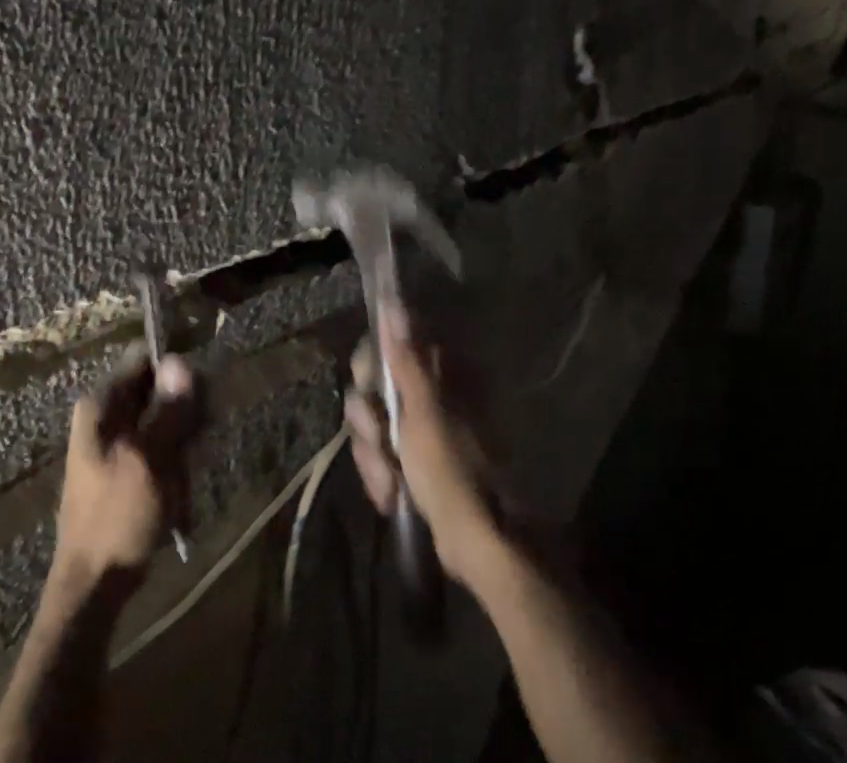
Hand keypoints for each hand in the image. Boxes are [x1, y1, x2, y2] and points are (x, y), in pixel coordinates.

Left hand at [53, 349, 204, 583]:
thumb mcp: (149, 461)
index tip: (204, 392)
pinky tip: (179, 493)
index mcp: (100, 406)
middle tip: (197, 445)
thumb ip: (168, 412)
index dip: (175, 368)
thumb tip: (181, 360)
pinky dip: (173, 467)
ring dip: (182, 447)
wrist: (93, 582)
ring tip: (183, 480)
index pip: (141, 360)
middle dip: (183, 415)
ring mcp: (114, 444)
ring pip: (163, 422)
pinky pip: (159, 450)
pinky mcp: (125, 469)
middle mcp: (104, 417)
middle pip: (156, 391)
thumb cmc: (117, 518)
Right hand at [344, 303, 506, 583]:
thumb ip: (407, 360)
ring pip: (371, 427)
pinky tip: (392, 497)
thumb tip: (394, 304)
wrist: (477, 542)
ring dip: (373, 459)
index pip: (385, 350)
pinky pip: (379, 456)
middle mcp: (429, 398)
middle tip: (385, 448)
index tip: (372, 398)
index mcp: (438, 379)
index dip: (369, 373)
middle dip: (369, 427)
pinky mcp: (414, 462)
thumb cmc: (453, 474)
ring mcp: (421, 431)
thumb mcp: (424, 415)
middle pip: (371, 391)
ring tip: (391, 485)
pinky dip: (381, 477)